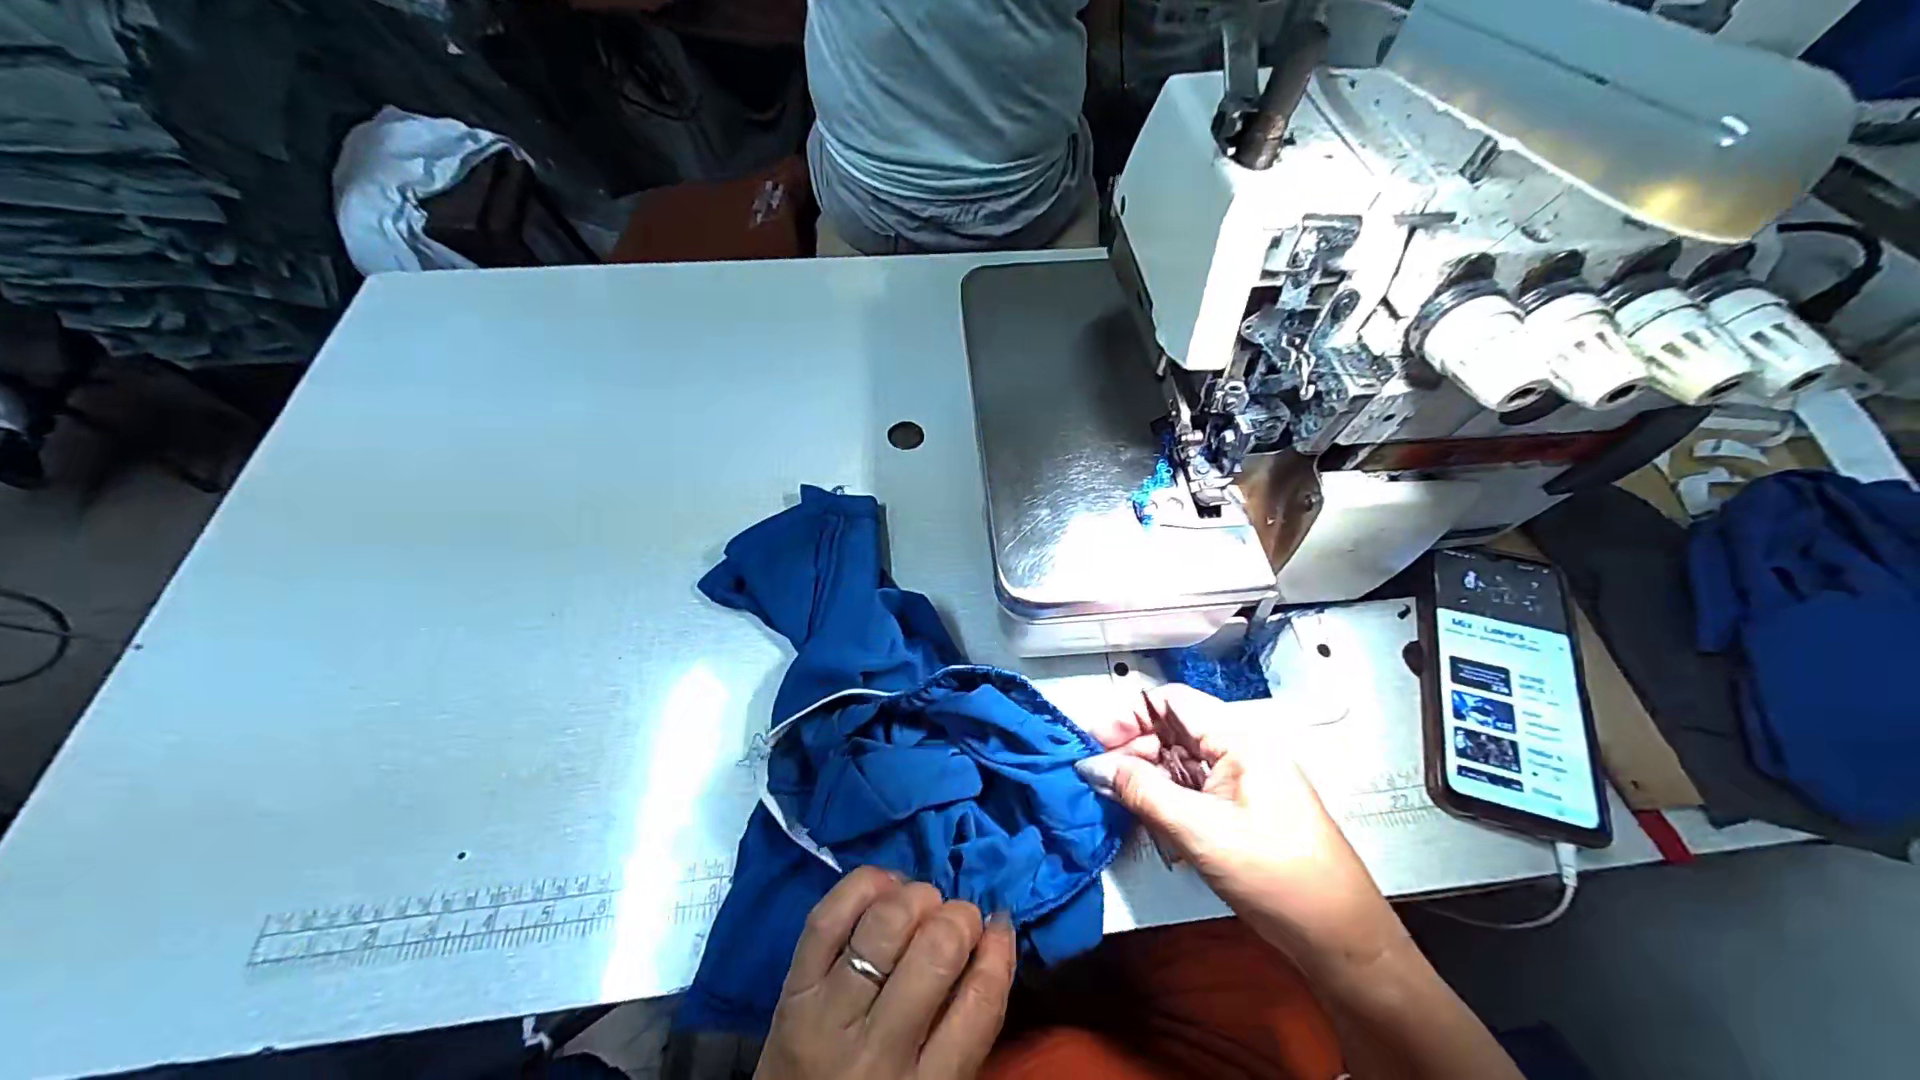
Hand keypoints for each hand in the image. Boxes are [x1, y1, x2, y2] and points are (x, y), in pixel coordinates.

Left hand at [756, 866, 1016, 1079]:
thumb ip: (965, 1022)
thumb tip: (994, 931)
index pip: (978, 1005)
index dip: (998, 952)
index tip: (998, 927)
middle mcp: (878, 1051)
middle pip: (934, 953)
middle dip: (959, 917)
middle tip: (960, 918)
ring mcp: (829, 1014)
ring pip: (885, 924)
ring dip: (916, 896)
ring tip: (923, 901)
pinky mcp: (792, 987)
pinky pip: (827, 918)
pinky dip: (863, 887)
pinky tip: (884, 886)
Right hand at [1075, 684, 1409, 978]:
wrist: (1337, 935)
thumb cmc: (1283, 878)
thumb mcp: (1198, 829)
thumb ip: (1141, 791)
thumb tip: (1097, 767)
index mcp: (1240, 739)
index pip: (1170, 701)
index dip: (1127, 716)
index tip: (1096, 740)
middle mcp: (1241, 749)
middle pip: (1171, 728)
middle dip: (1131, 747)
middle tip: (1100, 774)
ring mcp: (1241, 777)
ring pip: (1178, 757)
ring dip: (1145, 773)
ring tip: (1118, 797)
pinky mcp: (1239, 804)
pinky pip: (1191, 784)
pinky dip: (1163, 794)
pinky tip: (1146, 813)